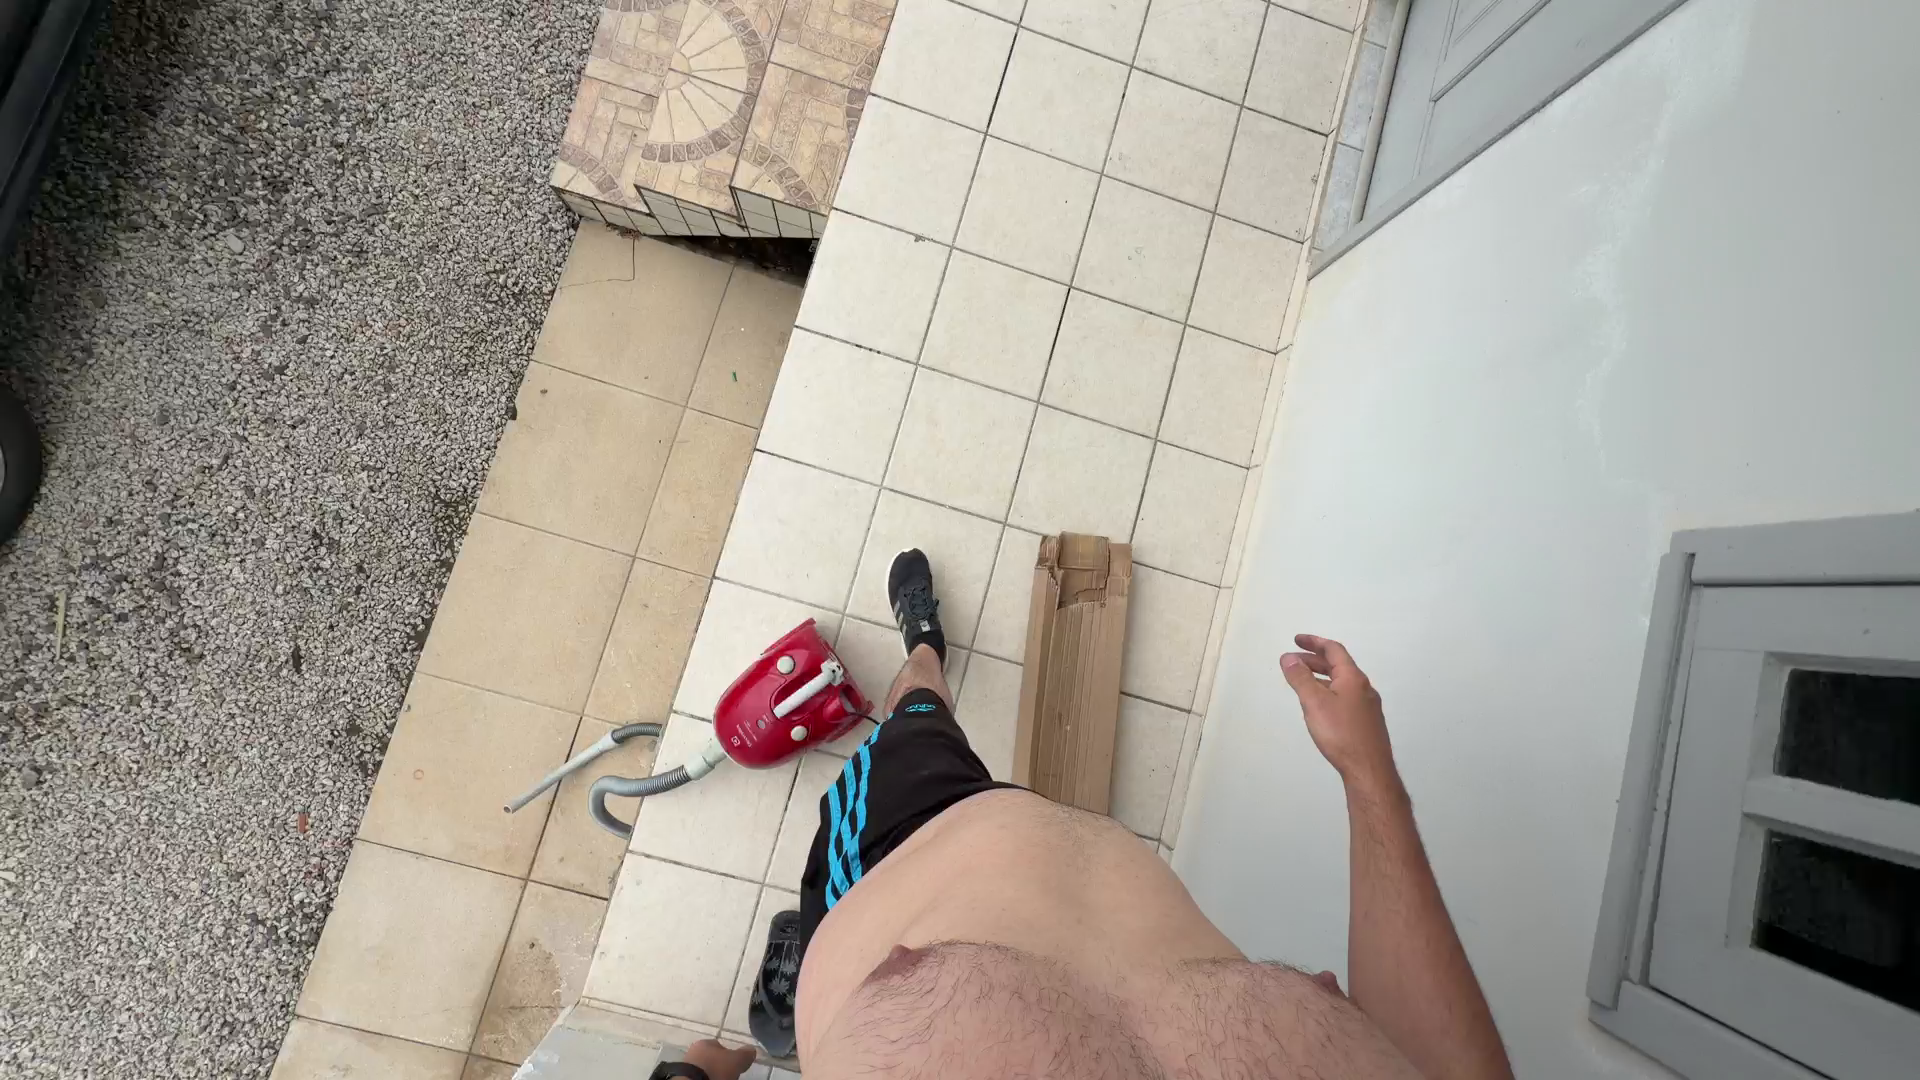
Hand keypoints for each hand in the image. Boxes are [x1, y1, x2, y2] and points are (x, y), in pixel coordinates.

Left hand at [681, 1039, 758, 1079]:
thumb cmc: (714, 1069)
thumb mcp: (736, 1060)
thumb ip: (745, 1053)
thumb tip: (752, 1050)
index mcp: (705, 1042)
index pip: (720, 1047)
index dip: (728, 1057)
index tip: (734, 1068)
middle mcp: (693, 1052)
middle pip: (711, 1059)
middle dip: (718, 1067)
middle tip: (727, 1076)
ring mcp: (685, 1068)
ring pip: (702, 1070)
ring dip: (709, 1075)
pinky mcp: (680, 1078)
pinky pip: (696, 1078)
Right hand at [1278, 634, 1397, 792]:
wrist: (1368, 769)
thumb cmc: (1340, 733)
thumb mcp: (1314, 702)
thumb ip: (1300, 678)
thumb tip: (1289, 657)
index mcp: (1353, 678)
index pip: (1334, 650)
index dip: (1314, 642)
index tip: (1296, 639)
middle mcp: (1363, 688)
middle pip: (1338, 665)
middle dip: (1314, 659)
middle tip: (1292, 662)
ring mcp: (1367, 706)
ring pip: (1341, 682)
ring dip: (1320, 676)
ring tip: (1302, 682)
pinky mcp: (1366, 722)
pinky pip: (1344, 696)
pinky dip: (1328, 691)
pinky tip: (1319, 706)